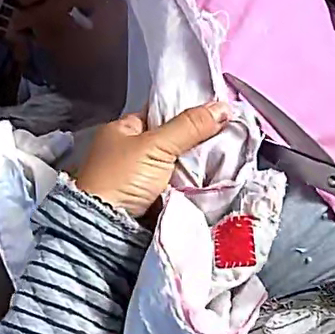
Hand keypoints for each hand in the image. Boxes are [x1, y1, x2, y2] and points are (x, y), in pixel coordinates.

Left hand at [75, 102, 233, 215]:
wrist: (108, 226)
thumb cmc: (122, 178)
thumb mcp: (156, 145)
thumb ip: (189, 126)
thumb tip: (222, 108)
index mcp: (123, 130)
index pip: (160, 112)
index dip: (186, 110)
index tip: (215, 112)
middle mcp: (131, 151)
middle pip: (172, 139)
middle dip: (197, 141)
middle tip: (226, 136)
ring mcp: (142, 176)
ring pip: (178, 164)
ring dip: (197, 164)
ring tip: (226, 156)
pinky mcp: (152, 199)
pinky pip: (179, 184)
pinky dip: (193, 183)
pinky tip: (212, 178)